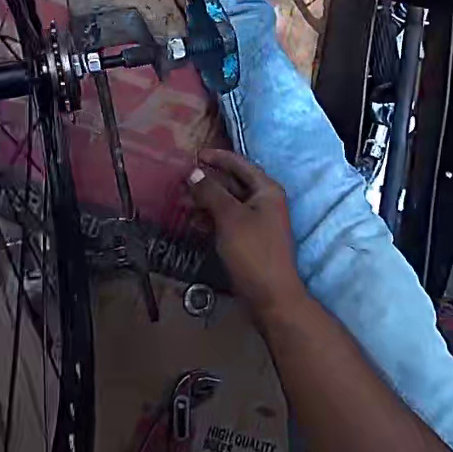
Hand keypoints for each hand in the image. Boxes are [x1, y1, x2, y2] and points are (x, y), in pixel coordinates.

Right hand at [187, 148, 304, 315]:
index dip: (218, 157)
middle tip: (181, 182)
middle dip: (207, 181)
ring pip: (227, 202)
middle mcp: (264, 202)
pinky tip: (194, 221)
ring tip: (182, 202)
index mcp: (266, 190)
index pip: (240, 164)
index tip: (195, 155)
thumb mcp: (229, 217)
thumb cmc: (253, 251)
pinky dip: (210, 217)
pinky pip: (227, 219)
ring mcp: (257, 221)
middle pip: (232, 183)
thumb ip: (210, 191)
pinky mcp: (249, 238)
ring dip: (205, 200)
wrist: (271, 296)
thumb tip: (193, 172)